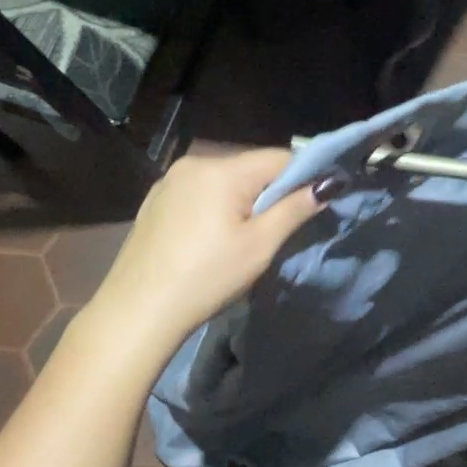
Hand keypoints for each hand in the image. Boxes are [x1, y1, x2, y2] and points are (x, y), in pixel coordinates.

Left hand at [85, 149, 330, 346]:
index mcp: (222, 170)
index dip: (305, 175)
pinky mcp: (155, 201)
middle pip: (250, 168)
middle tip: (282, 228)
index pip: (279, 157)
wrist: (139, 310)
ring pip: (224, 181)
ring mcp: (169, 181)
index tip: (320, 200)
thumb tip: (327, 184)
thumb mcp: (259, 246)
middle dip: (271, 190)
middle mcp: (194, 163)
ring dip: (242, 200)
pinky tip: (212, 239)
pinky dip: (215, 207)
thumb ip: (294, 209)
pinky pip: (199, 194)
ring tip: (246, 237)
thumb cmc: (207, 277)